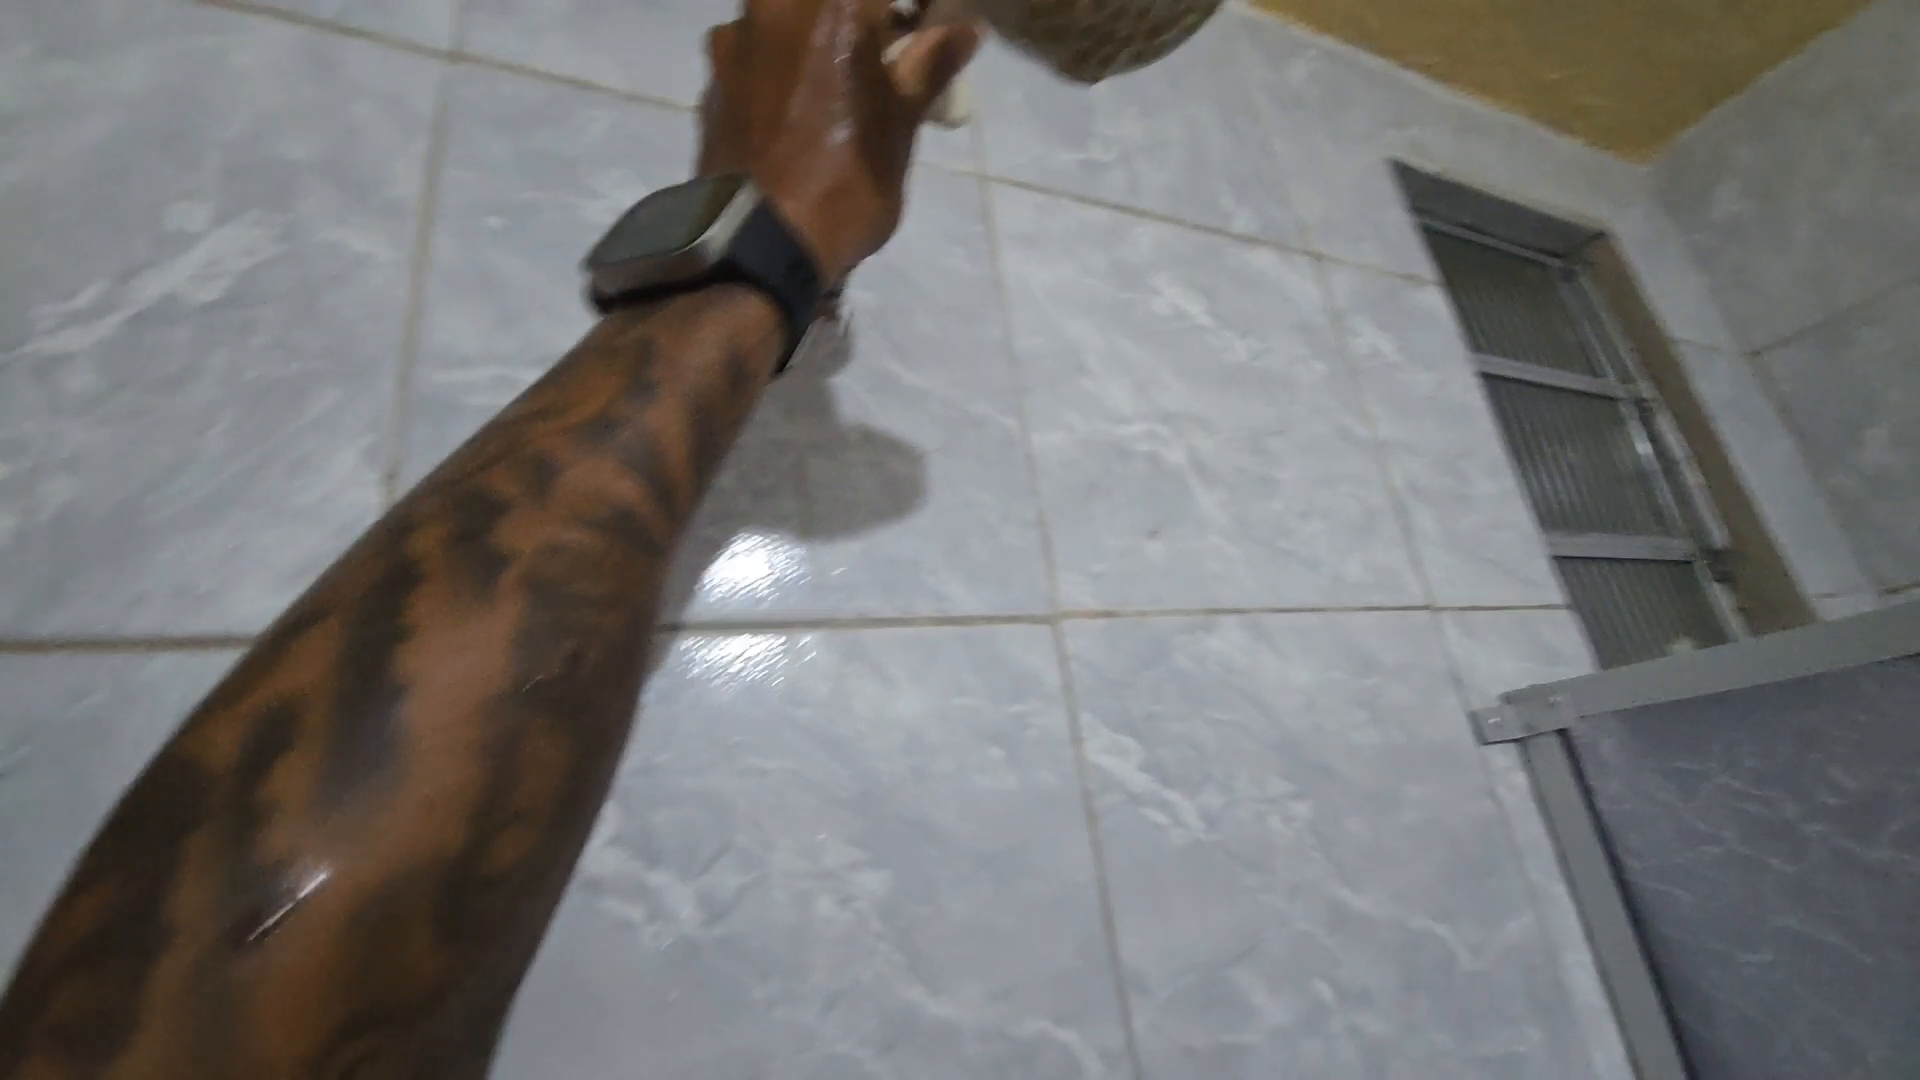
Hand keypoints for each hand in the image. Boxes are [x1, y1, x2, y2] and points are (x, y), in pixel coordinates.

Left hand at [697, 0, 980, 282]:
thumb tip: (966, 28)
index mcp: (837, 6)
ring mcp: (737, 38)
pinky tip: (786, 114)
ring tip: (826, 93)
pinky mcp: (711, 78)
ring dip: (810, 43)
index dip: (907, 11)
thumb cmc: (847, 187)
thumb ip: (927, 68)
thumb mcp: (899, 131)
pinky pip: (752, 55)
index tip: (918, 32)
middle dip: (857, 25)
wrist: (762, 243)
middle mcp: (779, 3)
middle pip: (830, 4)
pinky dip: (774, 71)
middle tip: (875, 63)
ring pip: (785, 20)